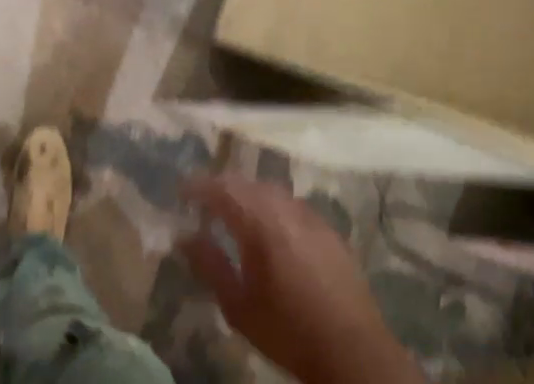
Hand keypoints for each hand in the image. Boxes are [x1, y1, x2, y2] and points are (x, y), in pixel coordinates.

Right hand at [177, 176, 422, 383]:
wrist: (351, 350)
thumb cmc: (287, 330)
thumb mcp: (238, 305)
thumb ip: (210, 265)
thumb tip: (185, 237)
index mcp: (260, 223)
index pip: (222, 189)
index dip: (198, 186)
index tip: (181, 191)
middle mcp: (287, 210)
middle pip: (248, 183)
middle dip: (222, 186)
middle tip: (203, 201)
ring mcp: (312, 218)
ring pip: (273, 191)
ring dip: (249, 194)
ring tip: (233, 212)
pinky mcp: (330, 231)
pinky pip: (293, 205)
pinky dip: (273, 206)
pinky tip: (270, 227)